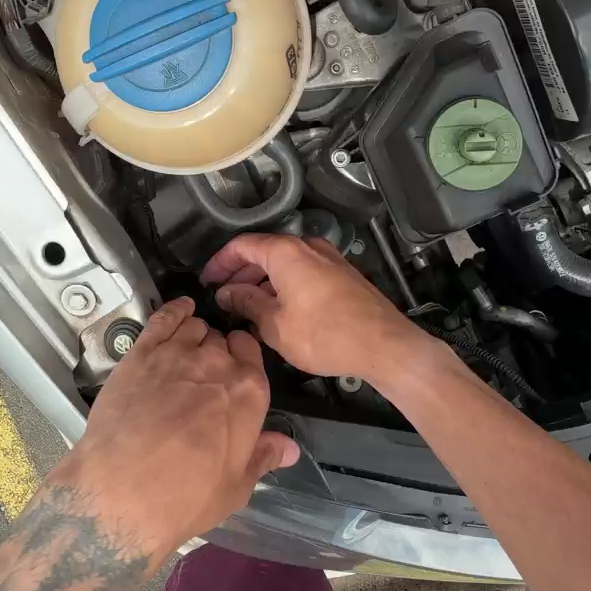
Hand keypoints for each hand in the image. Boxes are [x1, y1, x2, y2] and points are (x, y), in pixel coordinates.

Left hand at [54, 298, 298, 559]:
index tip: (236, 368)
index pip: (252, 353)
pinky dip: (175, 310)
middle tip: (206, 374)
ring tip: (187, 351)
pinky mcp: (142, 352)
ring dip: (195, 336)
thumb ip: (263, 456)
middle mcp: (218, 363)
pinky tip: (178, 311)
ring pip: (195, 327)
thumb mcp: (236, 487)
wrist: (122, 491)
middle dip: (218, 353)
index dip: (243, 358)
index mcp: (249, 392)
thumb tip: (289, 447)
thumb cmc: (186, 496)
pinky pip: (164, 318)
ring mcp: (178, 353)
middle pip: (222, 341)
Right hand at [200, 233, 442, 385]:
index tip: (207, 281)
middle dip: (240, 273)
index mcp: (286, 252)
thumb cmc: (326, 336)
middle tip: (222, 297)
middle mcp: (308, 247)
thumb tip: (227, 293)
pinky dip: (283, 286)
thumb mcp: (275, 324)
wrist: (383, 346)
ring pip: (284, 264)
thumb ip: (247, 303)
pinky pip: (303, 272)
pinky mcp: (341, 276)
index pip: (242, 245)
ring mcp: (328, 259)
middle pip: (264, 252)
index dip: (220, 263)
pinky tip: (276, 310)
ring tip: (245, 308)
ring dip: (262, 282)